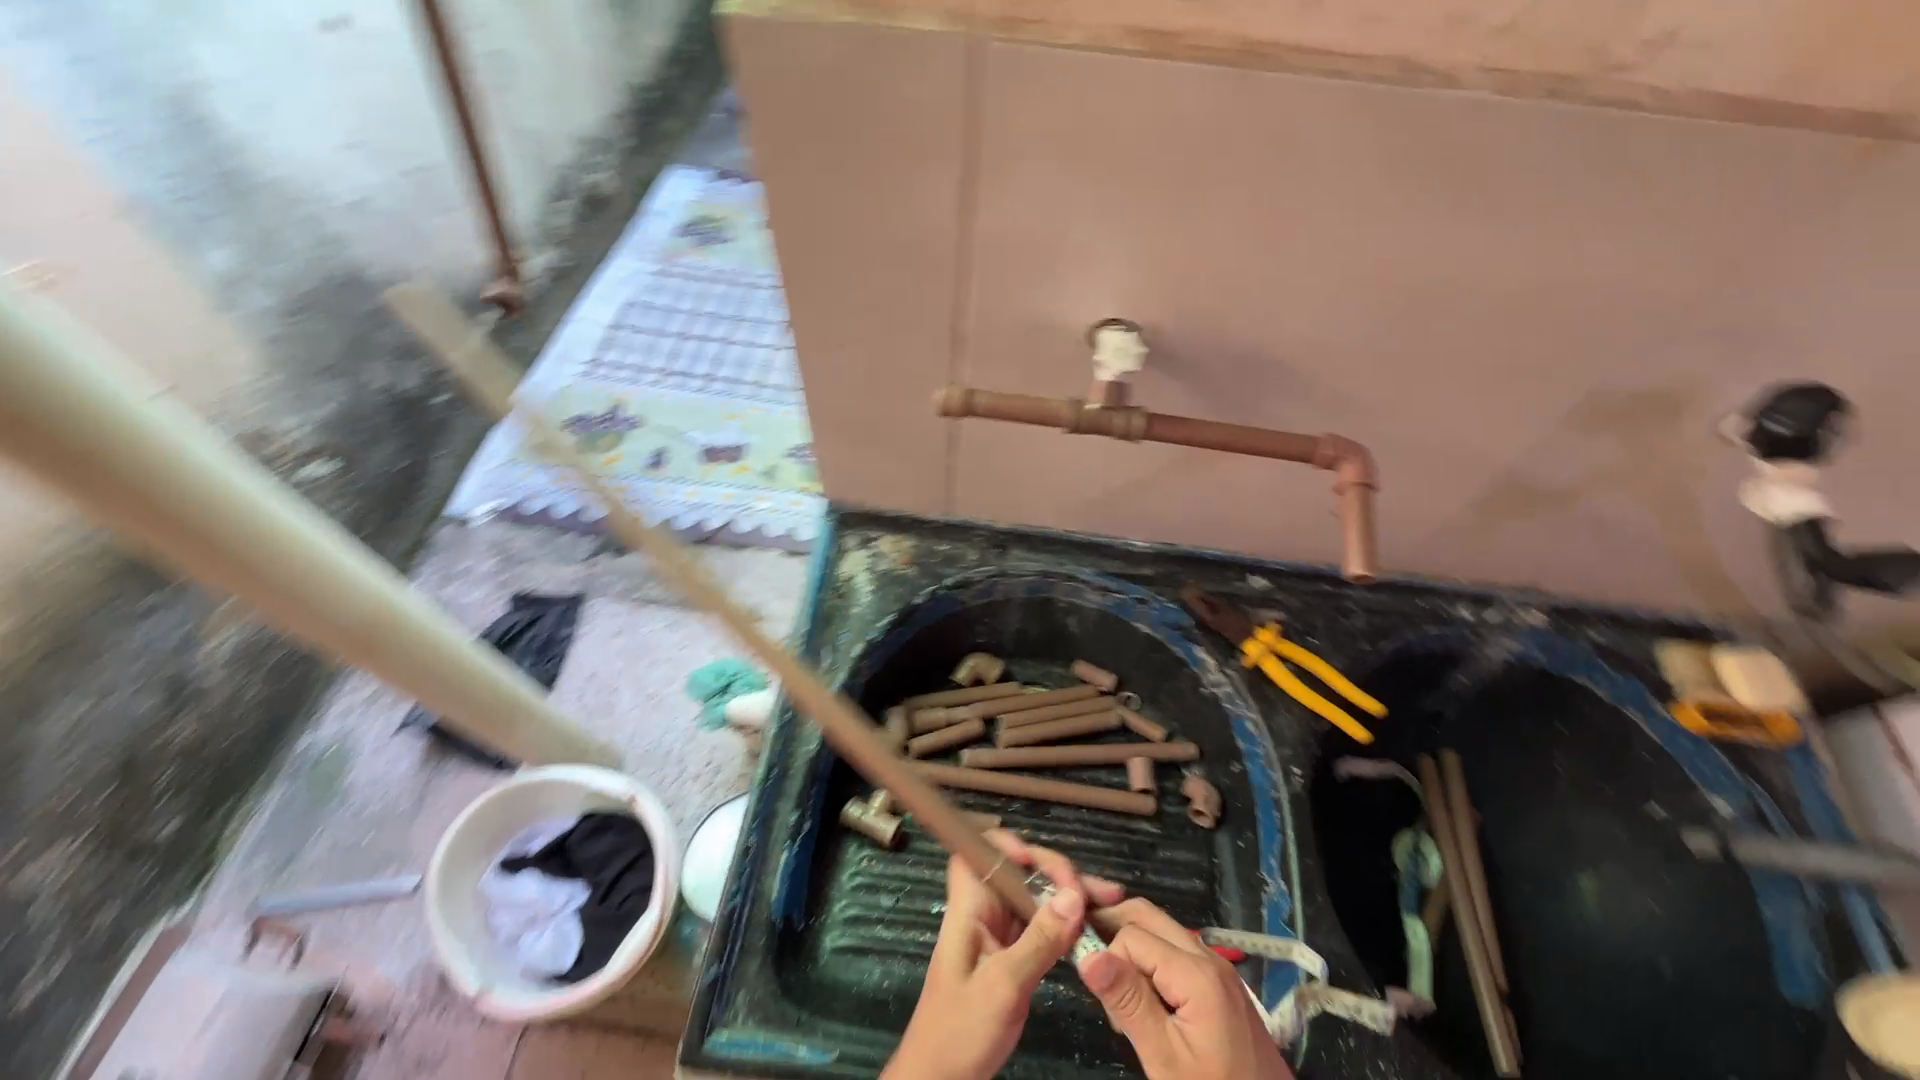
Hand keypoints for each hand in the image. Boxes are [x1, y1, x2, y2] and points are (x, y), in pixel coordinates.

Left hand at [882, 831, 1125, 1079]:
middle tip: (1094, 889)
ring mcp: (998, 936)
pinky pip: (1040, 926)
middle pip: (1016, 872)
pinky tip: (1093, 926)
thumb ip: (1040, 940)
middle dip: (1055, 871)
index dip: (1005, 844)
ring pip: (1033, 898)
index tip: (1042, 862)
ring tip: (1110, 897)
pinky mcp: (1011, 958)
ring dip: (1068, 895)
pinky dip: (1066, 923)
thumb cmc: (960, 1031)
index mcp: (969, 910)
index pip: (976, 854)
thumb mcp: (1004, 986)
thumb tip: (1075, 895)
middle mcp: (983, 914)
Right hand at [1076, 898, 1293, 1079]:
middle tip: (1098, 979)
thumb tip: (1087, 955)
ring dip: (1133, 950)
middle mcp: (1208, 956)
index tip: (1107, 1007)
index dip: (1109, 961)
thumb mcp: (1165, 1056)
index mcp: (1196, 972)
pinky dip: (1153, 963)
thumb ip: (1128, 1002)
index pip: (1131, 936)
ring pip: (1161, 930)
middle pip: (1147, 915)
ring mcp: (1218, 968)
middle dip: (1114, 933)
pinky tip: (1147, 1003)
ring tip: (1123, 1000)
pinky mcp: (1221, 983)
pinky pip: (1177, 952)